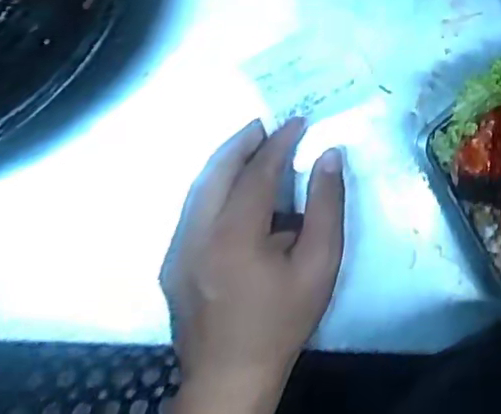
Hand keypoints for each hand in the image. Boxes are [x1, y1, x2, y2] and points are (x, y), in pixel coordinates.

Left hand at [161, 119, 344, 413]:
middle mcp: (197, 237)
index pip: (257, 172)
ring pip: (198, 190)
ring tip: (253, 145)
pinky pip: (191, 210)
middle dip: (243, 142)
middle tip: (269, 123)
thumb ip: (326, 203)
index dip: (279, 142)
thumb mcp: (320, 261)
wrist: (231, 378)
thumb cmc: (283, 317)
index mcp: (234, 236)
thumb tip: (329, 155)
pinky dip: (213, 185)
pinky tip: (234, 186)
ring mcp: (177, 252)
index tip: (299, 122)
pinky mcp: (172, 266)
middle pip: (216, 172)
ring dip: (225, 161)